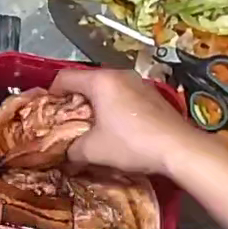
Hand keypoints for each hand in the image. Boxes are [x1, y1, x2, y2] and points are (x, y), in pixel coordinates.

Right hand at [52, 68, 202, 177]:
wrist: (179, 149)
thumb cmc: (132, 144)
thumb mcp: (93, 151)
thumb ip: (71, 150)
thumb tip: (65, 153)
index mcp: (100, 81)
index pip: (64, 77)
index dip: (51, 93)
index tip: (48, 112)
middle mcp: (119, 74)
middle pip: (86, 82)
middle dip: (74, 101)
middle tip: (68, 123)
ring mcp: (139, 83)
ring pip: (107, 88)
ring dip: (96, 105)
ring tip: (92, 127)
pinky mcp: (153, 95)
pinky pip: (124, 95)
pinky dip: (114, 107)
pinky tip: (118, 129)